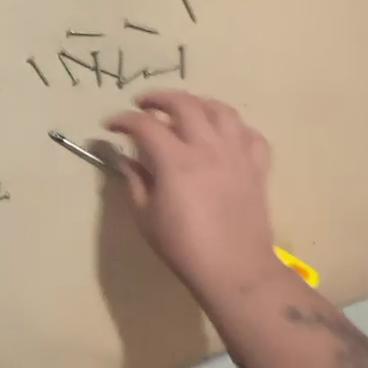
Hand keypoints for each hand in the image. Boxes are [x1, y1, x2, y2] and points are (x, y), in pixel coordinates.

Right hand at [105, 90, 288, 305]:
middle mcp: (208, 148)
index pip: (144, 125)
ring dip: (198, 103)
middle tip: (143, 104)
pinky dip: (234, 128)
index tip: (110, 125)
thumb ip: (134, 182)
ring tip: (185, 110)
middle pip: (185, 104)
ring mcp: (237, 154)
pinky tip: (223, 136)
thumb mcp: (146, 217)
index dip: (123, 120)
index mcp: (176, 160)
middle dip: (159, 98)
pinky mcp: (257, 167)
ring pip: (221, 110)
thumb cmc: (183, 247)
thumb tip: (125, 160)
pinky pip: (250, 134)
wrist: (235, 270)